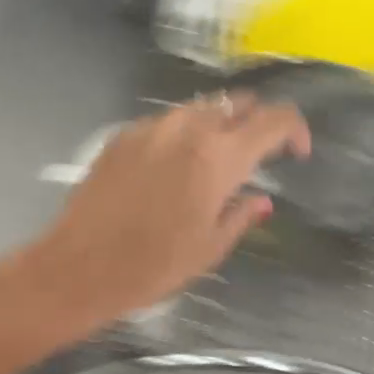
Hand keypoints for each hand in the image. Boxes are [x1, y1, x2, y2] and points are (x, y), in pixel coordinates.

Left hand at [26, 93, 309, 328]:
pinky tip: (167, 169)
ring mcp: (150, 128)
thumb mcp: (205, 251)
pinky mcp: (120, 137)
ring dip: (214, 126)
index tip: (296, 151)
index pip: (275, 119)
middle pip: (236, 104)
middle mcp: (188, 129)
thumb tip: (260, 200)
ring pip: (197, 109)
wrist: (77, 268)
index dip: (294, 130)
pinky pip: (161, 124)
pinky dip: (176, 137)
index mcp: (219, 157)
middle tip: (254, 153)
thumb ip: (239, 217)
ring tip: (210, 160)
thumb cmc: (148, 269)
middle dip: (253, 122)